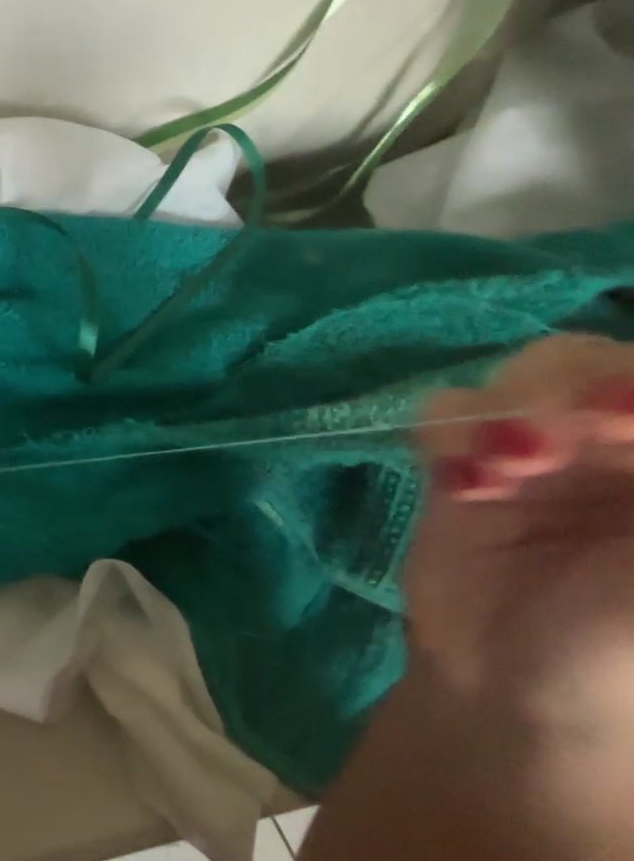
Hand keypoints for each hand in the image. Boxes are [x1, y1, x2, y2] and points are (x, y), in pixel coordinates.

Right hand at [299, 336, 633, 860]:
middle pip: (592, 367)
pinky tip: (465, 483)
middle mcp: (617, 448)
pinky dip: (448, 433)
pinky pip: (444, 414)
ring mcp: (535, 453)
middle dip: (571, 388)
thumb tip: (623, 409)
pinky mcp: (458, 466)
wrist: (515, 692)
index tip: (621, 413)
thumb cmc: (620, 644)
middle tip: (560, 432)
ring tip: (506, 462)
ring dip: (508, 407)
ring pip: (519, 377)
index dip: (633, 383)